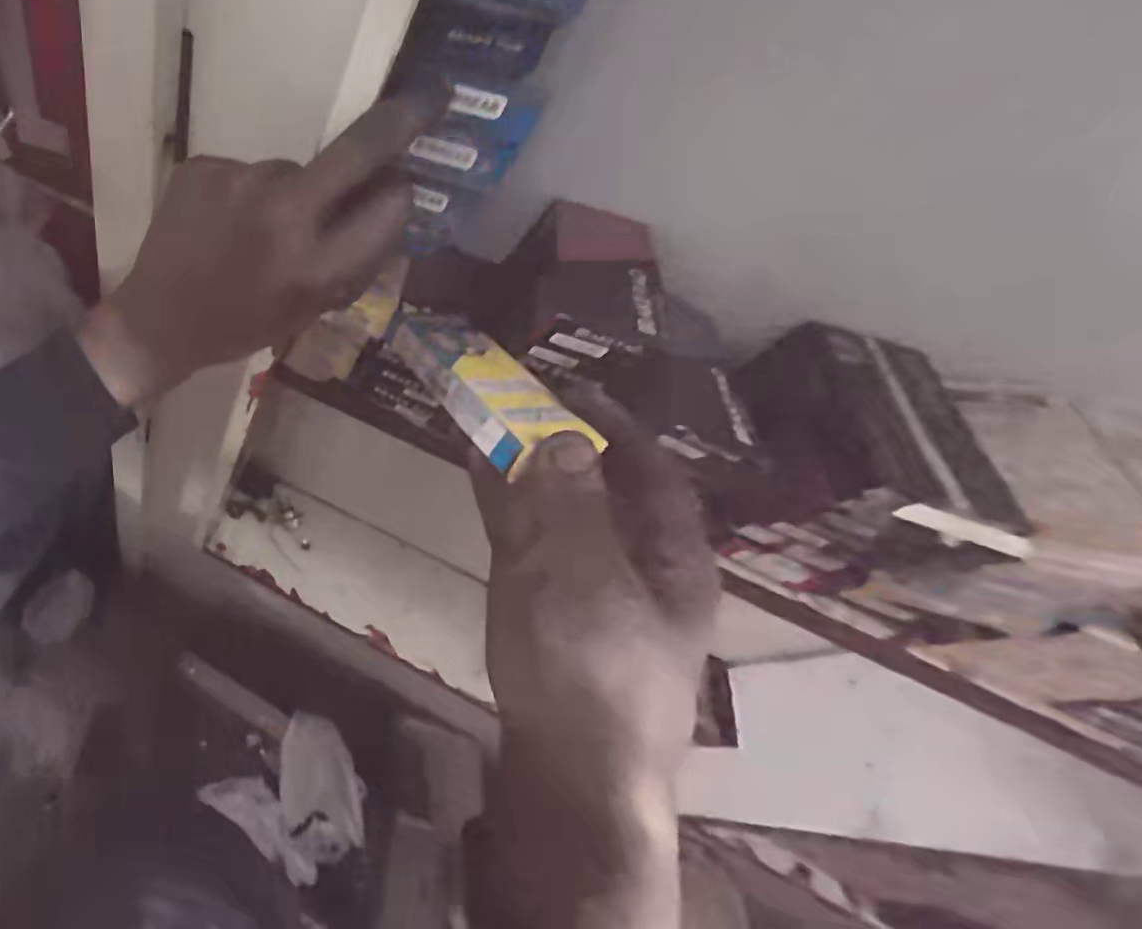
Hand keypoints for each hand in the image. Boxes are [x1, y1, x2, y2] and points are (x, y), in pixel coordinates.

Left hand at [77, 92, 442, 405]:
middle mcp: (282, 213)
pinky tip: (219, 223)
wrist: (156, 321)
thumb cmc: (236, 328)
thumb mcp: (305, 312)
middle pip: (358, 147)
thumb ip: (351, 264)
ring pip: (289, 168)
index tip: (399, 185)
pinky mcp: (201, 167)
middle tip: (428, 97)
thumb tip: (389, 206)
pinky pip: (243, 172)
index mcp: (313, 265)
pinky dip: (242, 193)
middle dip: (401, 118)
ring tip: (251, 229)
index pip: (389, 206)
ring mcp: (237, 181)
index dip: (398, 196)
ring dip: (287, 190)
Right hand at [467, 380, 717, 928]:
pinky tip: (474, 454)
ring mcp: (570, 565)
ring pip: (546, 495)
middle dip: (558, 434)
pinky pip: (513, 521)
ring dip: (520, 454)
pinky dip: (495, 487)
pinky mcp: (528, 580)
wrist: (564, 752)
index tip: (575, 389)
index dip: (615, 428)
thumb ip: (573, 508)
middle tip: (518, 390)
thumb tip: (562, 436)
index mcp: (667, 555)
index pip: (648, 473)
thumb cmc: (597, 669)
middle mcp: (622, 551)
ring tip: (488, 408)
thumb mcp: (590, 583)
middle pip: (592, 478)